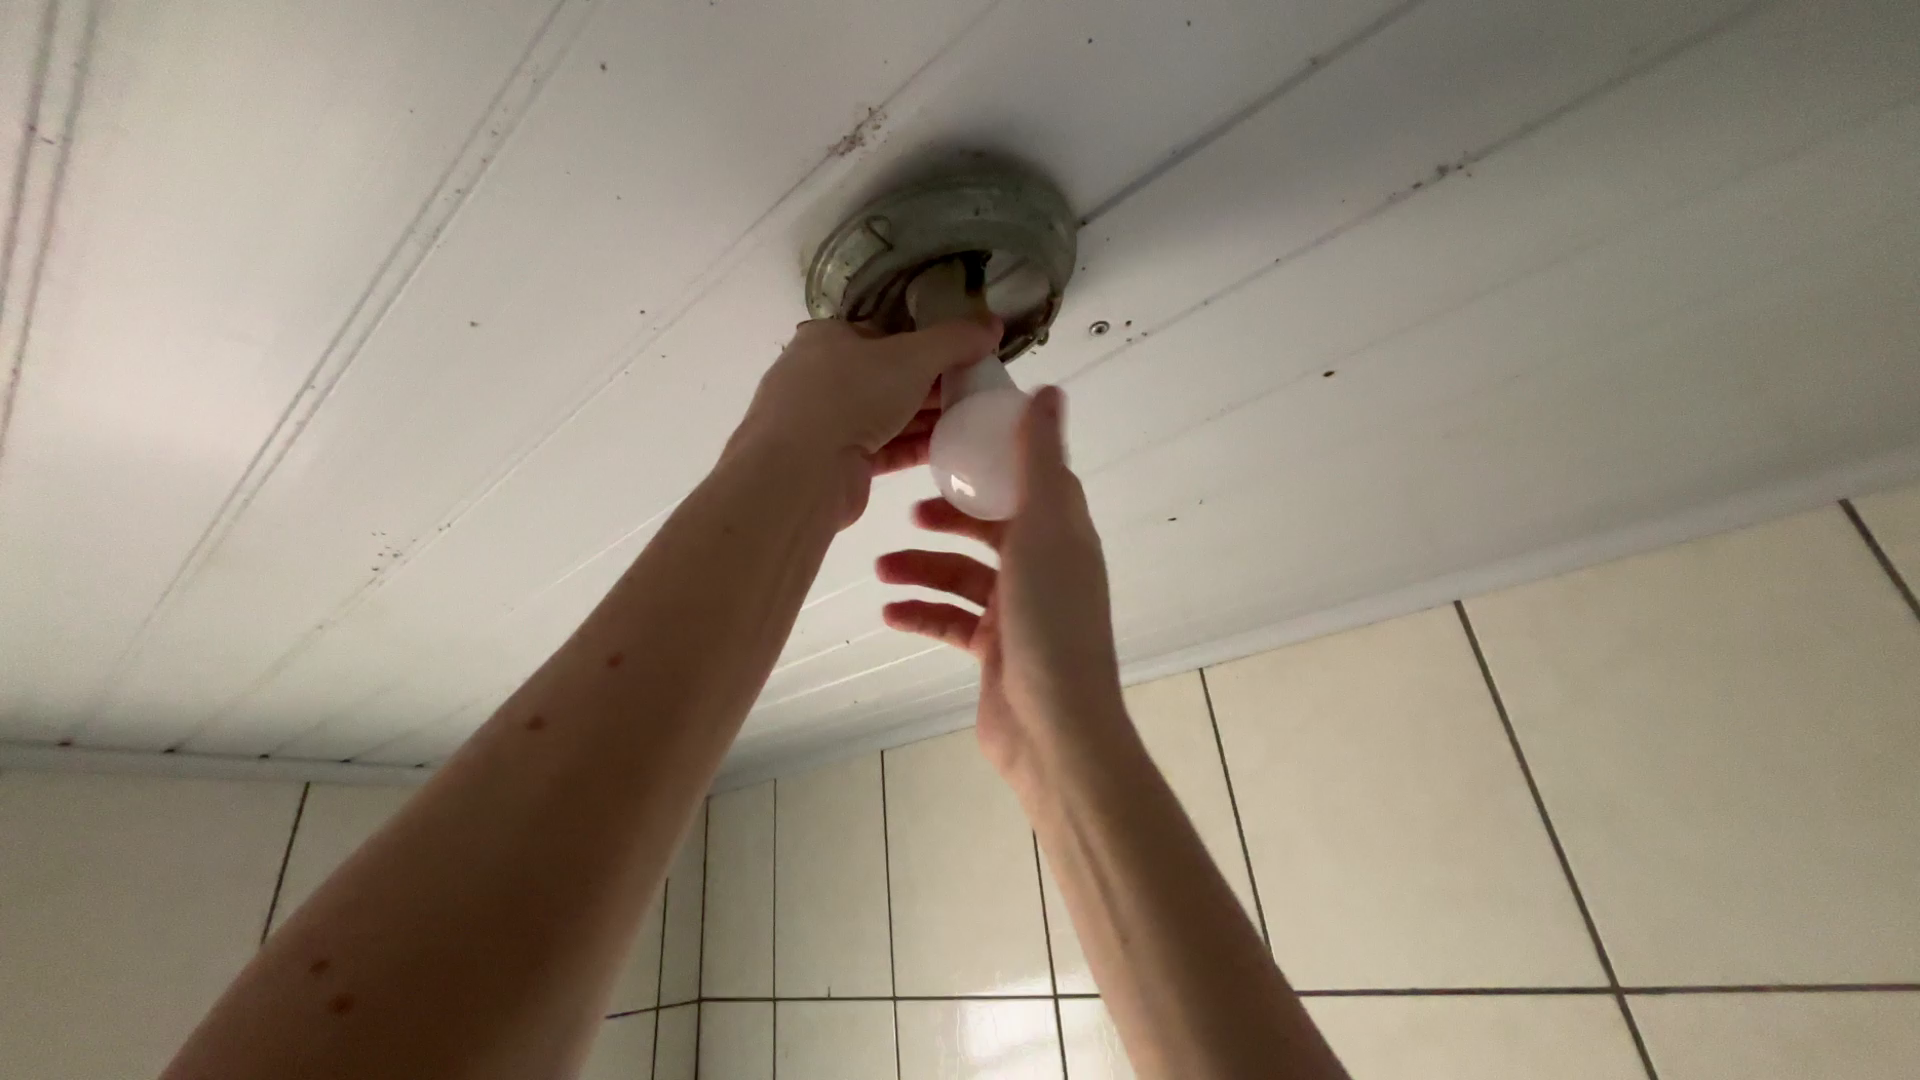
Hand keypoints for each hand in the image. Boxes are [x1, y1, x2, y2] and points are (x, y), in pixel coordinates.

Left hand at [736, 316, 1001, 526]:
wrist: (802, 471)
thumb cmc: (850, 394)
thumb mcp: (912, 356)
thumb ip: (956, 340)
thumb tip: (994, 324)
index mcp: (828, 338)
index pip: (885, 333)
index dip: (926, 343)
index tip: (964, 356)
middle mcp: (820, 377)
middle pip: (888, 377)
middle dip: (932, 385)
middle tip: (976, 392)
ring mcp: (825, 423)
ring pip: (887, 416)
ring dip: (927, 419)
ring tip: (971, 421)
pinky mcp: (837, 463)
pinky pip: (884, 449)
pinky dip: (914, 448)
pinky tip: (949, 451)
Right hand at [876, 387, 1126, 783]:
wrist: (1054, 726)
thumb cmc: (1050, 620)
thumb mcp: (1045, 528)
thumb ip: (1040, 460)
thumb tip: (1050, 391)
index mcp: (1062, 534)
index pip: (1028, 483)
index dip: (992, 465)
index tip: (949, 452)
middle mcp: (1044, 568)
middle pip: (989, 530)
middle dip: (946, 521)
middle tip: (907, 513)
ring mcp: (1019, 612)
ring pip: (962, 577)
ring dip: (922, 569)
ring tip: (881, 568)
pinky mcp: (994, 650)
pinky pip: (952, 620)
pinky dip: (922, 613)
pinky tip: (889, 613)